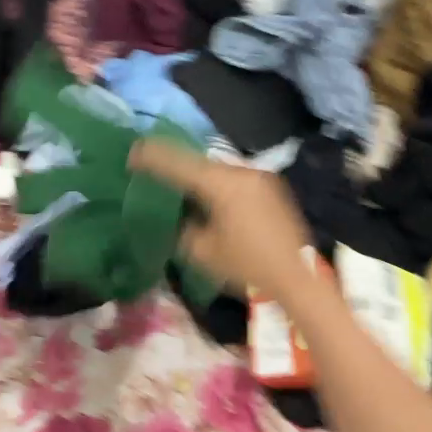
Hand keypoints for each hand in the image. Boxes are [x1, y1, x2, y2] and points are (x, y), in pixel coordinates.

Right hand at [129, 140, 317, 298]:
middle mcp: (242, 172)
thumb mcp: (203, 252)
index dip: (153, 158)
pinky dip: (218, 186)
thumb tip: (176, 218)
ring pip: (220, 172)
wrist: (299, 277)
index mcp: (223, 184)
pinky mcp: (272, 189)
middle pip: (201, 164)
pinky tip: (211, 200)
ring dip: (199, 178)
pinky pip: (236, 180)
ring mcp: (261, 178)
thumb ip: (182, 229)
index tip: (132, 154)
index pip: (179, 164)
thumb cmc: (248, 267)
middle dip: (176, 167)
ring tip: (180, 186)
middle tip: (153, 170)